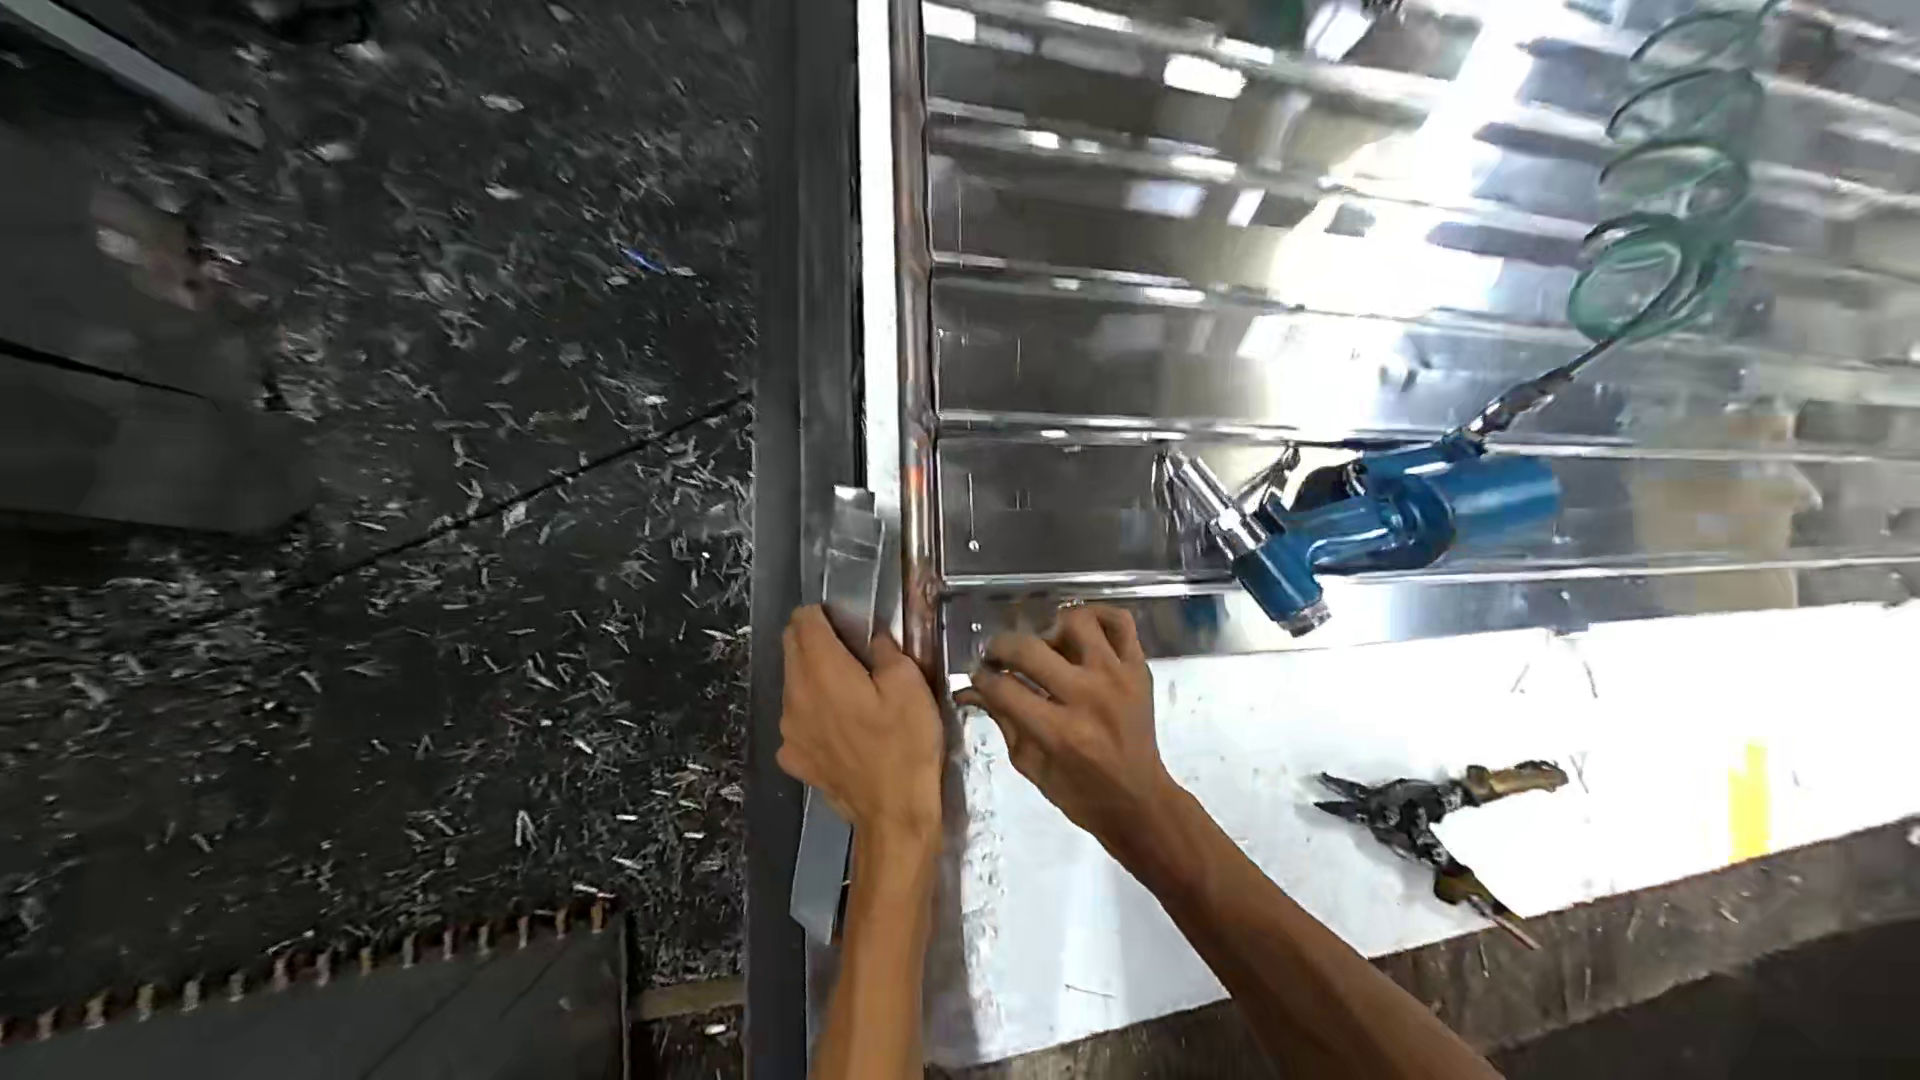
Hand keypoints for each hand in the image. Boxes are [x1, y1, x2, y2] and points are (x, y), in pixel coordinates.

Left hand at [777, 605, 943, 845]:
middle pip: (790, 647)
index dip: (821, 612)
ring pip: (791, 683)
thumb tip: (873, 638)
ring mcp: (788, 729)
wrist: (892, 813)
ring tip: (849, 690)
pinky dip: (811, 713)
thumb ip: (886, 651)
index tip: (844, 620)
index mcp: (823, 670)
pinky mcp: (791, 756)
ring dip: (812, 675)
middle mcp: (795, 695)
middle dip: (813, 638)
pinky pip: (795, 720)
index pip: (803, 621)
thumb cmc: (905, 745)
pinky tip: (839, 728)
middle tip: (850, 649)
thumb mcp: (910, 686)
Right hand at [954, 604, 1175, 856]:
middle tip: (997, 657)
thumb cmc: (1080, 792)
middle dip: (1000, 648)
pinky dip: (1098, 616)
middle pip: (1029, 649)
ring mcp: (1118, 677)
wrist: (1139, 801)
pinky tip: (1080, 631)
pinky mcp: (1139, 668)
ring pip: (1076, 622)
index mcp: (1060, 732)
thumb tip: (967, 690)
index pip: (1004, 687)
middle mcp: (1089, 697)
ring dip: (1050, 630)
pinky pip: (1121, 621)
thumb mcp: (1030, 764)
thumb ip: (1000, 720)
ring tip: (1046, 647)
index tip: (979, 677)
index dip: (981, 679)